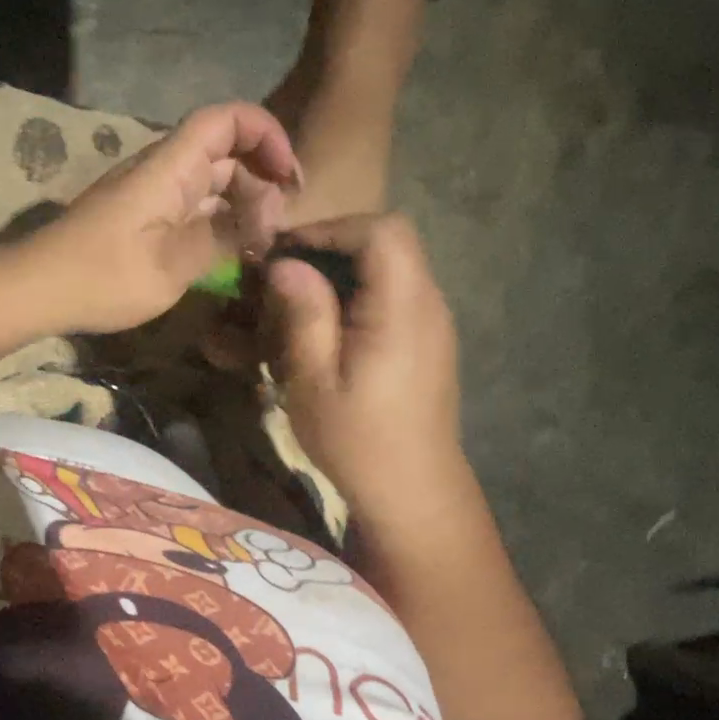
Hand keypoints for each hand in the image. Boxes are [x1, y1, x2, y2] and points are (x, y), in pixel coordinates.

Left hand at [29, 102, 302, 334]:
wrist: (34, 290)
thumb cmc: (102, 277)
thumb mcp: (172, 265)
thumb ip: (224, 236)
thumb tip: (270, 215)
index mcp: (169, 167)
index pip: (227, 120)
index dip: (266, 135)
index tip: (290, 178)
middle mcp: (160, 171)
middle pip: (222, 154)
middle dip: (259, 181)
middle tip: (279, 228)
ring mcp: (145, 196)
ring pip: (206, 185)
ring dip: (238, 207)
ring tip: (260, 246)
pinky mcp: (135, 221)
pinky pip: (186, 210)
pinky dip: (212, 224)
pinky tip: (226, 255)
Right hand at [264, 213, 464, 513]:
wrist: (413, 490)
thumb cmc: (357, 442)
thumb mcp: (314, 383)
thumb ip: (304, 316)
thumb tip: (285, 264)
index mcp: (402, 310)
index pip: (382, 231)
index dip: (331, 229)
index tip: (285, 253)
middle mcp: (428, 303)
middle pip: (389, 241)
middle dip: (332, 247)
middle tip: (285, 276)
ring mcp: (433, 321)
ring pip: (392, 266)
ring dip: (343, 271)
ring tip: (298, 302)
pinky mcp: (427, 340)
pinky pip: (394, 295)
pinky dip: (358, 295)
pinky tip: (328, 329)